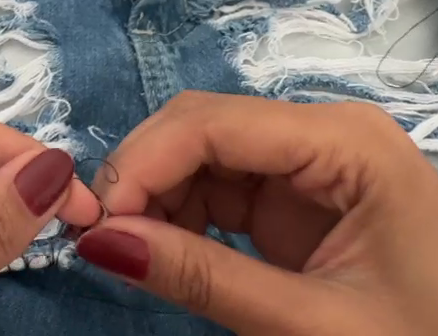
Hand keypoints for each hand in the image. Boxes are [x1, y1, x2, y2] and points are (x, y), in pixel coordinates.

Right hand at [72, 93, 437, 335]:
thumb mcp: (318, 330)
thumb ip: (203, 278)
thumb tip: (94, 240)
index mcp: (345, 139)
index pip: (212, 122)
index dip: (143, 161)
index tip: (92, 220)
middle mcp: (326, 134)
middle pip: (205, 131)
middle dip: (147, 176)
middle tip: (101, 236)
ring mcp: (317, 167)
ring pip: (206, 159)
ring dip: (161, 199)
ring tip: (131, 251)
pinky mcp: (308, 203)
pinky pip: (227, 194)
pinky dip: (188, 220)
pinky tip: (169, 252)